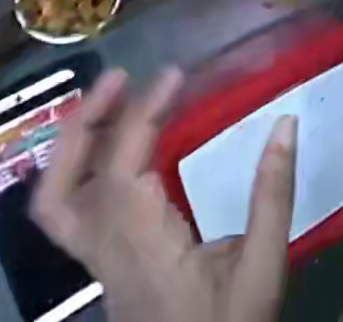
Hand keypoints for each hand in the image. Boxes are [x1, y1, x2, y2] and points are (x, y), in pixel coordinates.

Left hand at [30, 69, 298, 321]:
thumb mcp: (262, 267)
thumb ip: (272, 195)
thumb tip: (285, 122)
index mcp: (142, 250)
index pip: (120, 174)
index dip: (140, 117)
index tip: (175, 75)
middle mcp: (107, 254)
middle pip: (62, 190)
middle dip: (84, 126)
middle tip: (121, 76)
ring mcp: (99, 264)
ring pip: (56, 204)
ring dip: (76, 144)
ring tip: (112, 98)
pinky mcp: (107, 266)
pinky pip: (73, 211)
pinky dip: (84, 167)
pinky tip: (118, 146)